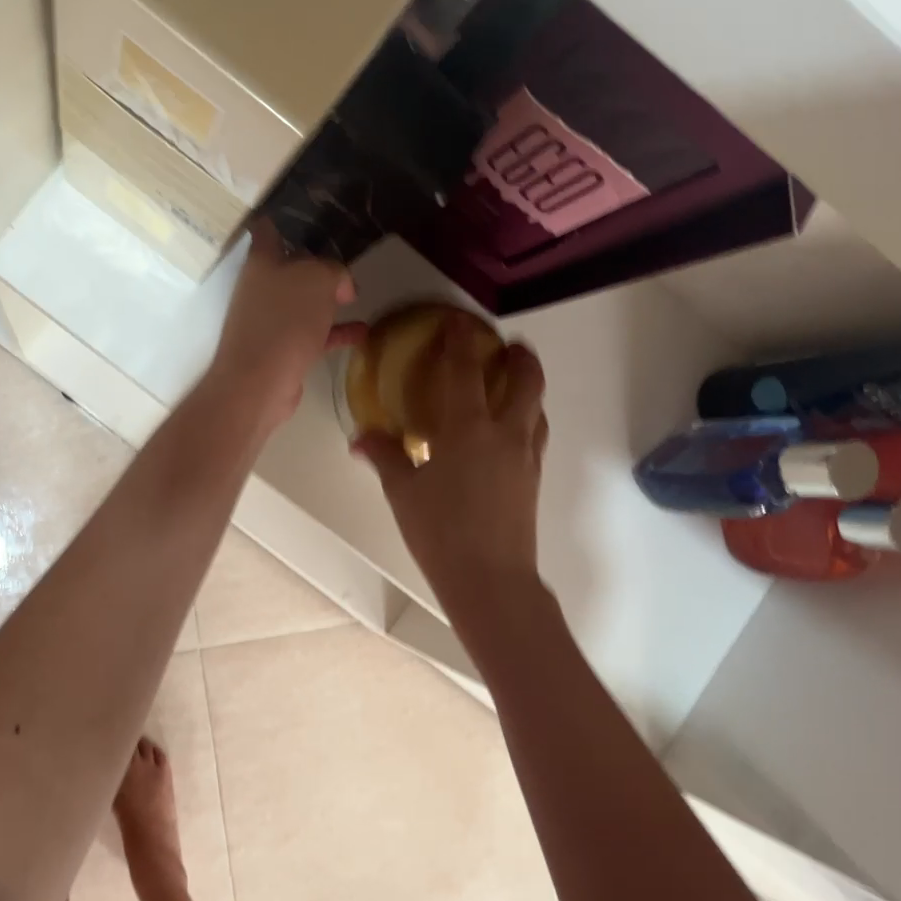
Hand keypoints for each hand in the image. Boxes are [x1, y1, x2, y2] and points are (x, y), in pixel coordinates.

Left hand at [205, 222, 361, 425]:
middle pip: (290, 268)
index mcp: (262, 262)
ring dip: (327, 300)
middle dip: (316, 264)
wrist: (259, 384)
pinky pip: (312, 334)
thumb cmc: (284, 320)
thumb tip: (340, 285)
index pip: (268, 230)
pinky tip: (362, 332)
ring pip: (302, 303)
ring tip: (355, 296)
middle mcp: (260, 288)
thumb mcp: (318, 280)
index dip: (285, 218)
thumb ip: (333, 271)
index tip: (309, 214)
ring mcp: (268, 321)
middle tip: (346, 259)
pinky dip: (335, 332)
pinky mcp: (280, 351)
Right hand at [355, 318, 548, 592]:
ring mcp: (525, 455)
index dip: (459, 341)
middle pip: (526, 379)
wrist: (489, 578)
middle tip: (504, 347)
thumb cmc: (440, 531)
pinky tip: (507, 430)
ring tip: (509, 383)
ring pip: (537, 406)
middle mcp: (504, 432)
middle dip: (519, 356)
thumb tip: (363, 437)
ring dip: (528, 386)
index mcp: (467, 428)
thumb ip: (385, 457)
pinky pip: (535, 432)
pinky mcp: (533, 477)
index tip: (455, 323)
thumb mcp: (402, 493)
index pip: (465, 370)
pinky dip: (526, 417)